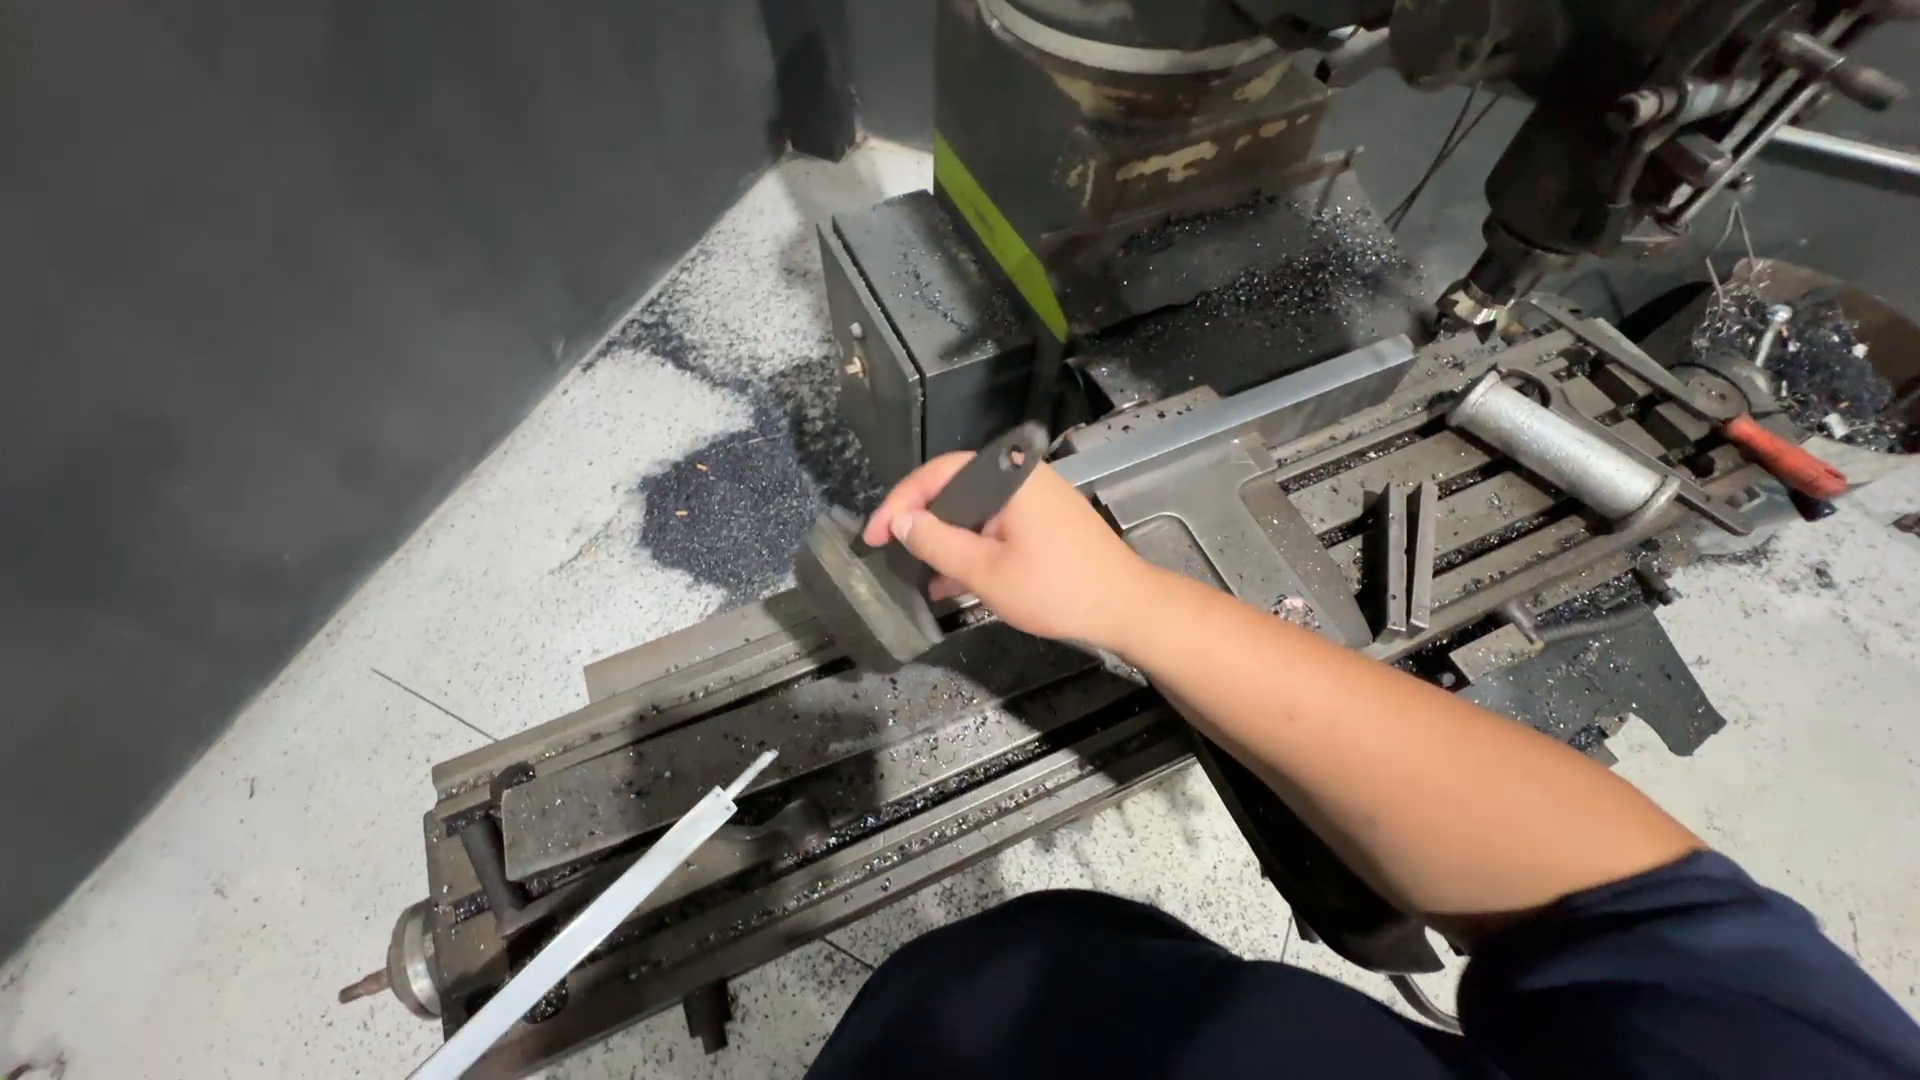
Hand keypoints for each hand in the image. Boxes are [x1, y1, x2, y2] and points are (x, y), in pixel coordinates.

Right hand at [863, 455, 1157, 649]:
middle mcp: (1020, 476)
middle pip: (954, 489)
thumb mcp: (985, 572)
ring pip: (974, 511)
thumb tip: (899, 520)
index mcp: (1005, 477)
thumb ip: (936, 542)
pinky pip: (997, 524)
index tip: (872, 536)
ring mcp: (1036, 497)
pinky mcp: (1046, 519)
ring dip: (947, 542)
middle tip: (894, 553)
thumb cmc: (1055, 589)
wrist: (1126, 606)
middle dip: (922, 523)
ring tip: (922, 577)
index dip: (898, 503)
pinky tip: (954, 582)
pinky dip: (974, 547)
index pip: (936, 474)